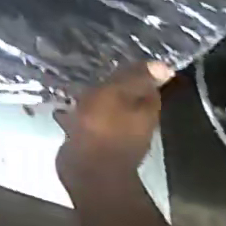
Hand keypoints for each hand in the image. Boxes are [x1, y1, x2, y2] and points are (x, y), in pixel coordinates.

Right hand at [55, 61, 172, 188]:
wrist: (88, 170)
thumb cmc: (104, 127)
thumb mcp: (118, 94)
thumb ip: (136, 78)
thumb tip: (165, 66)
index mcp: (146, 109)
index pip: (146, 84)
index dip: (134, 70)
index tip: (115, 55)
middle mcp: (135, 122)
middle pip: (124, 96)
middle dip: (109, 83)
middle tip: (88, 64)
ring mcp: (114, 134)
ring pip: (104, 108)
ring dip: (90, 97)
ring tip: (70, 80)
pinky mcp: (93, 142)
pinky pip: (86, 121)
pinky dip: (75, 112)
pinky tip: (60, 104)